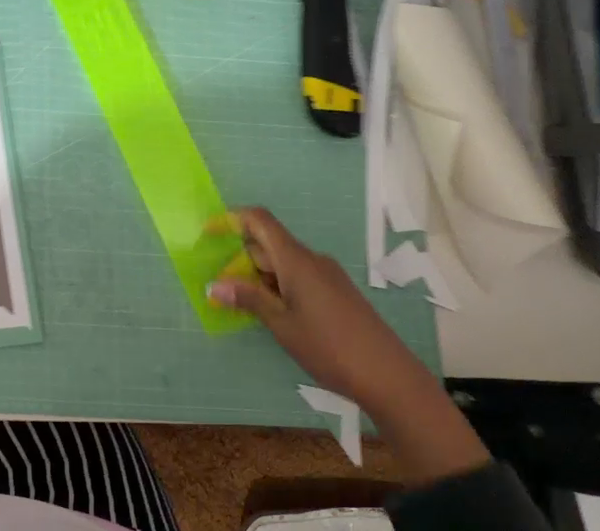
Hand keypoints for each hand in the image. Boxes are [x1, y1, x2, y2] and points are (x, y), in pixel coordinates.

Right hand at [209, 207, 489, 484]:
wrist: (391, 378)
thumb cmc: (329, 348)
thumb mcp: (282, 325)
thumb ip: (248, 299)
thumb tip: (213, 284)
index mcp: (296, 260)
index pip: (259, 221)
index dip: (231, 220)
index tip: (208, 234)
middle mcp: (312, 260)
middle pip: (268, 244)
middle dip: (241, 259)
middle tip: (221, 287)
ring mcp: (328, 276)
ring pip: (283, 263)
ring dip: (259, 276)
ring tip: (243, 304)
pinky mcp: (337, 293)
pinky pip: (299, 277)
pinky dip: (278, 286)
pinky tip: (273, 313)